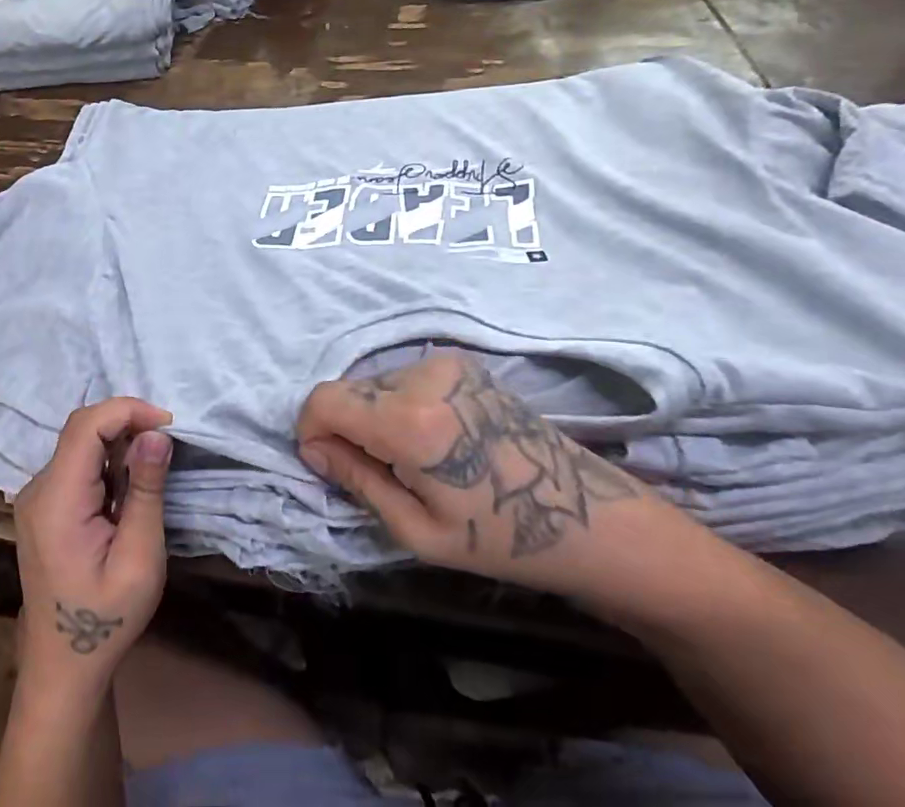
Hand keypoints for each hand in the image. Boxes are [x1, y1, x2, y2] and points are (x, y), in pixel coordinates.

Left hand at [13, 398, 173, 699]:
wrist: (64, 662)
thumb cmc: (107, 616)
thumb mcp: (138, 557)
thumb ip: (144, 491)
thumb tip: (156, 434)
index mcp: (56, 500)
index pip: (85, 426)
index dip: (127, 410)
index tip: (169, 425)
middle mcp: (38, 489)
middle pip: (80, 430)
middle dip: (126, 424)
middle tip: (167, 445)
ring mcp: (35, 497)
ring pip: (78, 445)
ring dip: (118, 444)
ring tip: (151, 472)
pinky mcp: (42, 506)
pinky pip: (75, 466)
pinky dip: (106, 463)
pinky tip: (127, 490)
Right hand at [297, 352, 671, 598]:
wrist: (592, 519)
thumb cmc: (501, 539)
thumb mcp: (415, 531)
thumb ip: (356, 480)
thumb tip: (313, 449)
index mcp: (411, 422)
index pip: (324, 400)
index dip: (312, 431)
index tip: (327, 464)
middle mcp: (426, 377)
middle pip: (347, 391)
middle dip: (345, 428)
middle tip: (379, 473)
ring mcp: (448, 365)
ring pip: (373, 385)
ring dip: (373, 419)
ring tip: (412, 461)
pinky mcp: (464, 365)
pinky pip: (402, 380)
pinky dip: (398, 408)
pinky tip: (433, 442)